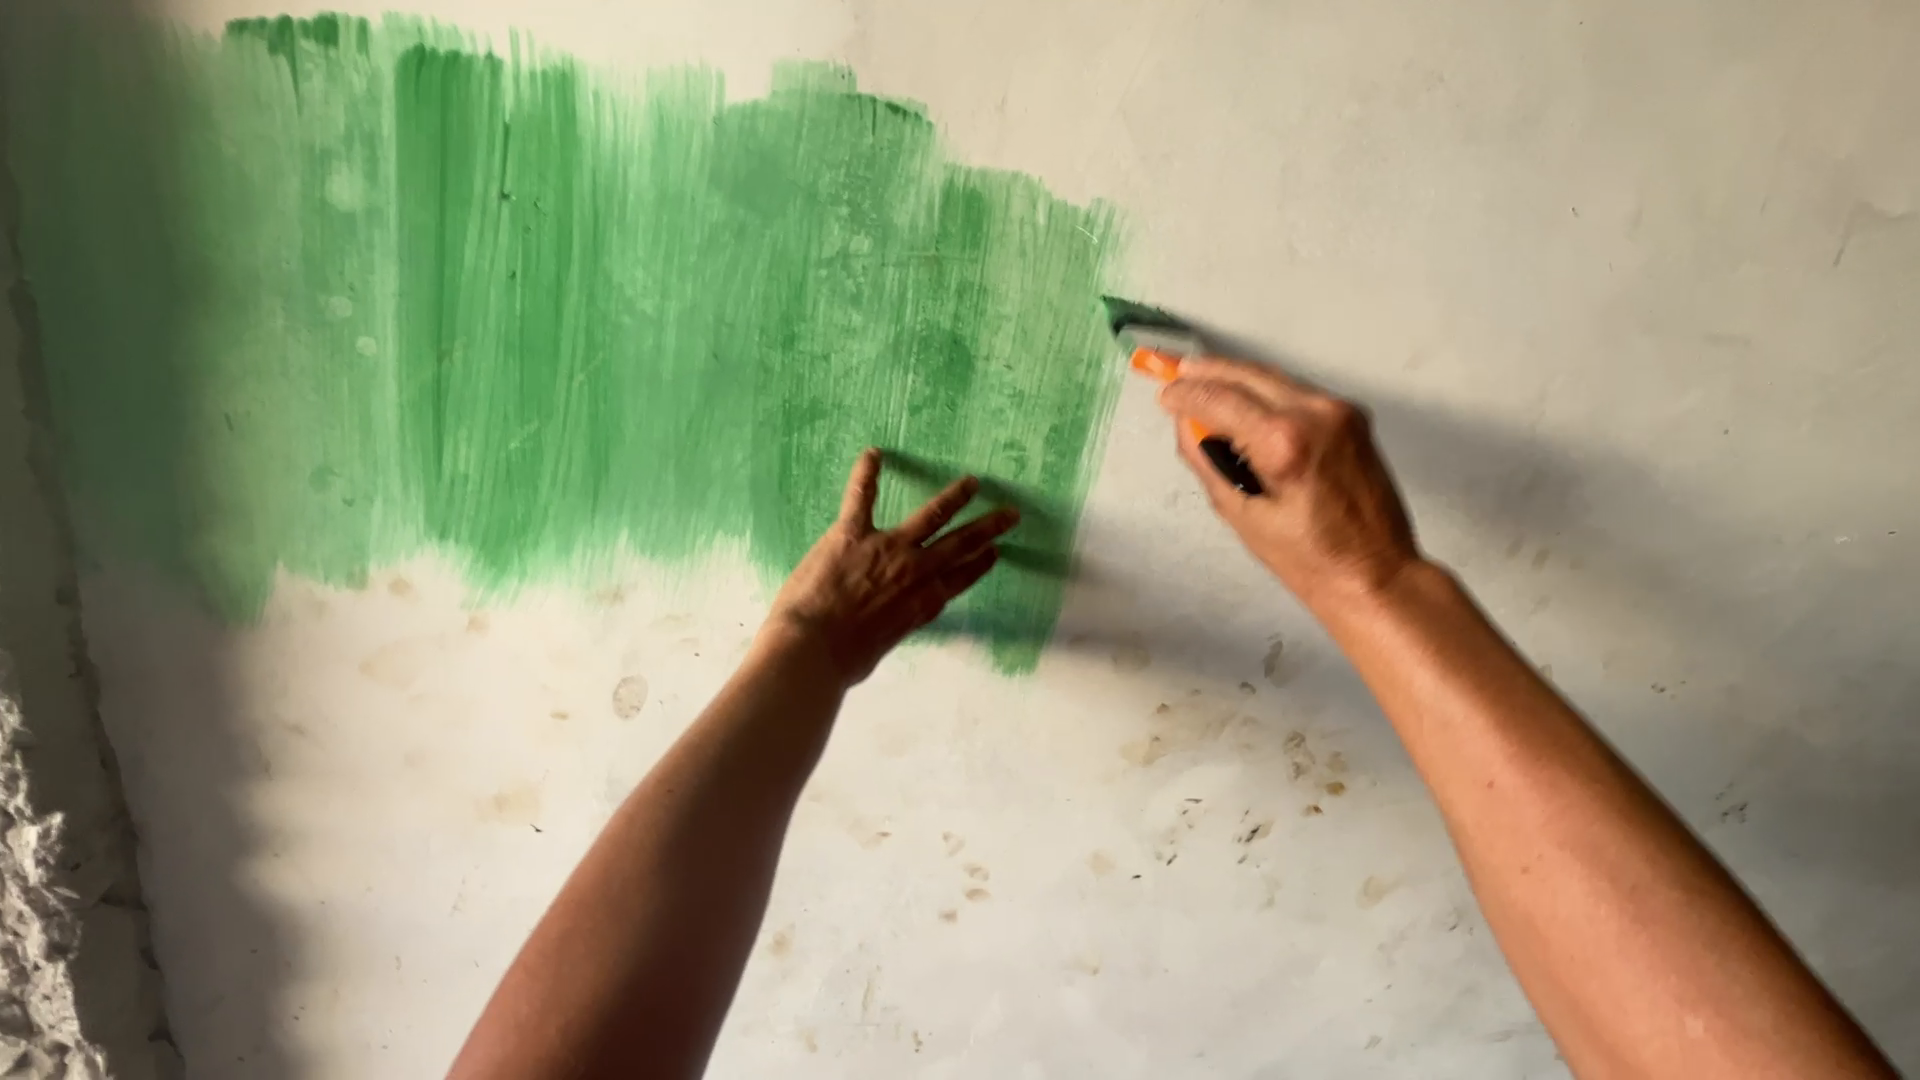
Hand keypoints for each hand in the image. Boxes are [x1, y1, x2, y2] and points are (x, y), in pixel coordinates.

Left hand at [764, 448, 1017, 685]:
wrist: (813, 649)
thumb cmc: (844, 660)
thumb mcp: (884, 645)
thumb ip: (893, 625)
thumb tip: (888, 619)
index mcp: (922, 604)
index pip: (961, 579)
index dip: (980, 565)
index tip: (995, 553)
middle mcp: (916, 572)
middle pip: (960, 546)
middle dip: (987, 529)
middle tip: (1009, 514)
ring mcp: (888, 548)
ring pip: (932, 516)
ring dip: (954, 497)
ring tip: (972, 483)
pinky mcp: (853, 534)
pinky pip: (862, 496)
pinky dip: (867, 473)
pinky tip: (874, 454)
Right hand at [1159, 357, 1421, 611]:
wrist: (1374, 570)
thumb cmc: (1310, 557)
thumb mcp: (1239, 513)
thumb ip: (1206, 461)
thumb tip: (1187, 426)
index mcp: (1284, 443)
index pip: (1220, 398)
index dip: (1185, 393)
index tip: (1165, 395)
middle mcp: (1316, 415)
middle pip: (1247, 375)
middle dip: (1207, 371)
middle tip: (1176, 371)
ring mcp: (1339, 411)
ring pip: (1272, 378)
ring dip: (1235, 378)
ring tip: (1201, 381)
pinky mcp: (1351, 416)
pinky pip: (1295, 391)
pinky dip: (1263, 391)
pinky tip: (1242, 401)